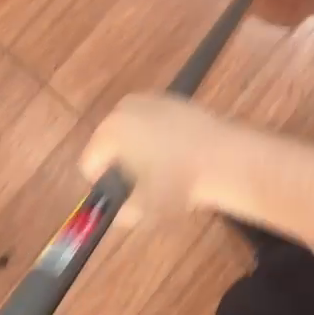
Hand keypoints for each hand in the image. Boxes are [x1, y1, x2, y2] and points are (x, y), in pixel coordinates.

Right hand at [79, 93, 239, 224]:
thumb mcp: (146, 207)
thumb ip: (124, 213)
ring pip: (130, 129)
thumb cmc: (178, 183)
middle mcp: (123, 109)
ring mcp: (149, 99)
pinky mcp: (172, 98)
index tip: (121, 197)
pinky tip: (175, 151)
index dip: (101, 184)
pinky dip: (156, 135)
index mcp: (110, 132)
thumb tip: (118, 215)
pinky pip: (152, 120)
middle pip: (107, 141)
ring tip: (159, 168)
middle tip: (140, 183)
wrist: (224, 157)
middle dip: (118, 162)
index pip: (89, 162)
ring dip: (136, 147)